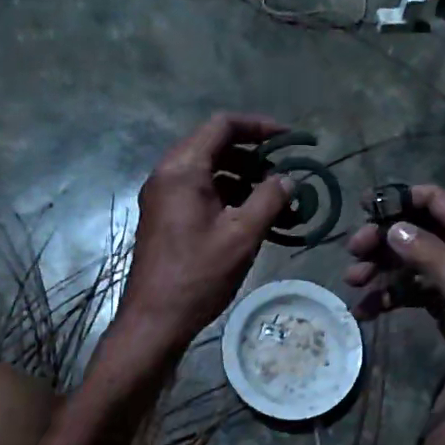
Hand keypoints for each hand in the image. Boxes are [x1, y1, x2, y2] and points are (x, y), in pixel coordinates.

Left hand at [117, 114, 295, 350]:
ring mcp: (162, 197)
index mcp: (182, 169)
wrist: (155, 319)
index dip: (259, 126)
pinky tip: (251, 218)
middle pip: (214, 146)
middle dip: (253, 155)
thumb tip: (287, 179)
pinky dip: (227, 196)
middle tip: (284, 173)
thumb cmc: (199, 274)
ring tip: (274, 199)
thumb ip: (270, 199)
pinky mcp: (164, 217)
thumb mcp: (242, 235)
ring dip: (242, 178)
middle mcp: (167, 175)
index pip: (222, 125)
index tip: (290, 140)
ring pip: (208, 171)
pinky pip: (198, 192)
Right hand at [343, 184, 444, 386]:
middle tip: (354, 251)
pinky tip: (366, 310)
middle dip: (381, 238)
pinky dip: (387, 295)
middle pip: (413, 229)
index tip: (366, 206)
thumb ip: (430, 257)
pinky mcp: (439, 295)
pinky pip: (407, 286)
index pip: (434, 201)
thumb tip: (394, 228)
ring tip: (353, 282)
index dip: (400, 198)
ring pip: (405, 258)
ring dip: (378, 267)